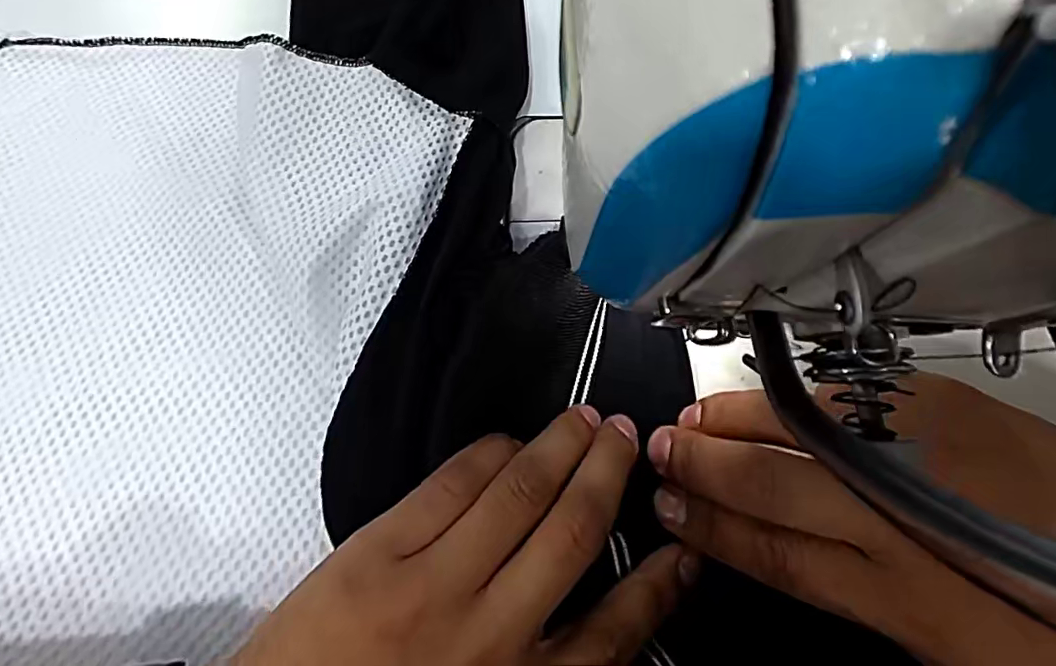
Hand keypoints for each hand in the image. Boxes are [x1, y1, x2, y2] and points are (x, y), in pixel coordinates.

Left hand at [236, 405, 694, 665]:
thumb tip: (584, 616)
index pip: (611, 635)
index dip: (654, 586)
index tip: (679, 548)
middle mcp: (485, 638)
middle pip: (572, 532)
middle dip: (607, 473)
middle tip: (627, 433)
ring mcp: (428, 589)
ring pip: (520, 494)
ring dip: (561, 446)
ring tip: (586, 417)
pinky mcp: (375, 556)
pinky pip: (453, 484)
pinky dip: (492, 453)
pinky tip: (512, 439)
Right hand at [645, 383, 1055, 664]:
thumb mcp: (967, 650)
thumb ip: (884, 599)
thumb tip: (810, 555)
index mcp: (906, 586)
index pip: (779, 551)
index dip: (716, 531)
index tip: (671, 510)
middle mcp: (904, 502)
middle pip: (779, 480)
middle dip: (710, 466)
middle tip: (659, 447)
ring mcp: (925, 442)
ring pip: (806, 430)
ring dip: (744, 422)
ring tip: (698, 417)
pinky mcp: (948, 405)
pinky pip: (850, 398)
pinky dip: (802, 400)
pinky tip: (779, 399)